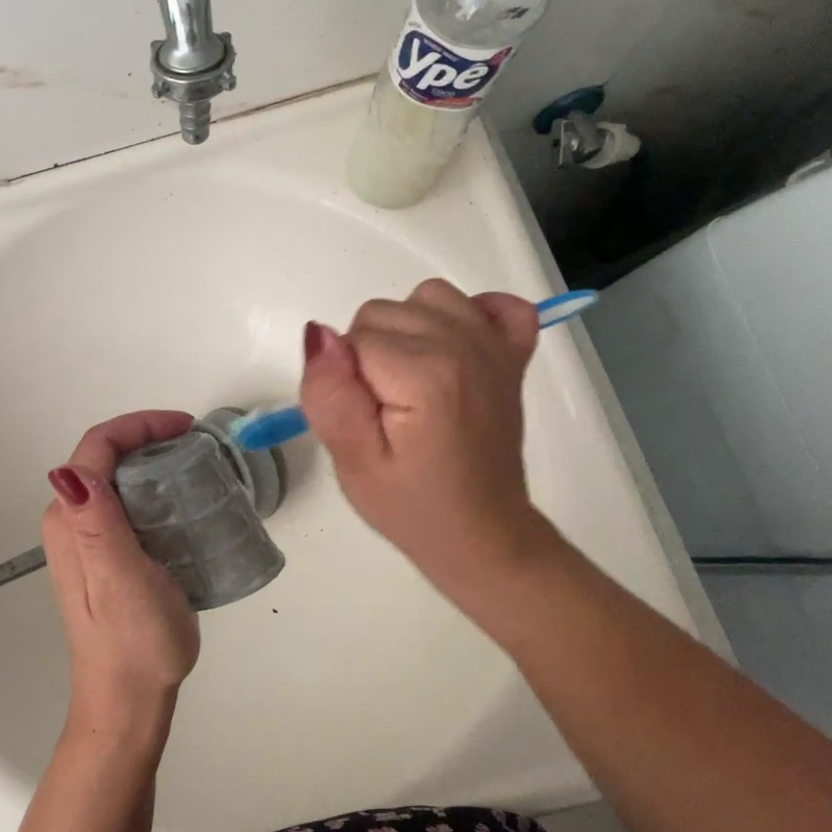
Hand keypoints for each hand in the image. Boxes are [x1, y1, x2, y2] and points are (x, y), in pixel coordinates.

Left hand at [42, 411, 200, 729]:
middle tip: (199, 449)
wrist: (128, 698)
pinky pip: (128, 507)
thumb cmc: (132, 641)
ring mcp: (87, 541)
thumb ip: (96, 525)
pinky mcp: (106, 557)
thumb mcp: (120, 579)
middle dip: (150, 440)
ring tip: (200, 472)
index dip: (139, 426)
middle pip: (105, 458)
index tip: (186, 429)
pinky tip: (187, 509)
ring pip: (118, 481)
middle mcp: (71, 523)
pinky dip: (157, 495)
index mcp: (71, 519)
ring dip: (155, 466)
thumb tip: (72, 471)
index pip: (97, 448)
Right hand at [300, 278, 554, 587]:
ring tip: (410, 384)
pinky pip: (491, 303)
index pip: (352, 340)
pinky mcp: (512, 354)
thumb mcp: (353, 462)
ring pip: (424, 299)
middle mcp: (465, 344)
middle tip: (384, 413)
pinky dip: (469, 317)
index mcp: (426, 373)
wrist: (479, 532)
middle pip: (382, 313)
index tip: (364, 423)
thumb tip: (319, 334)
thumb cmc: (409, 506)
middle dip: (369, 356)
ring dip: (408, 332)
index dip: (344, 381)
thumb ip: (330, 394)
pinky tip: (454, 353)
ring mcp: (495, 345)